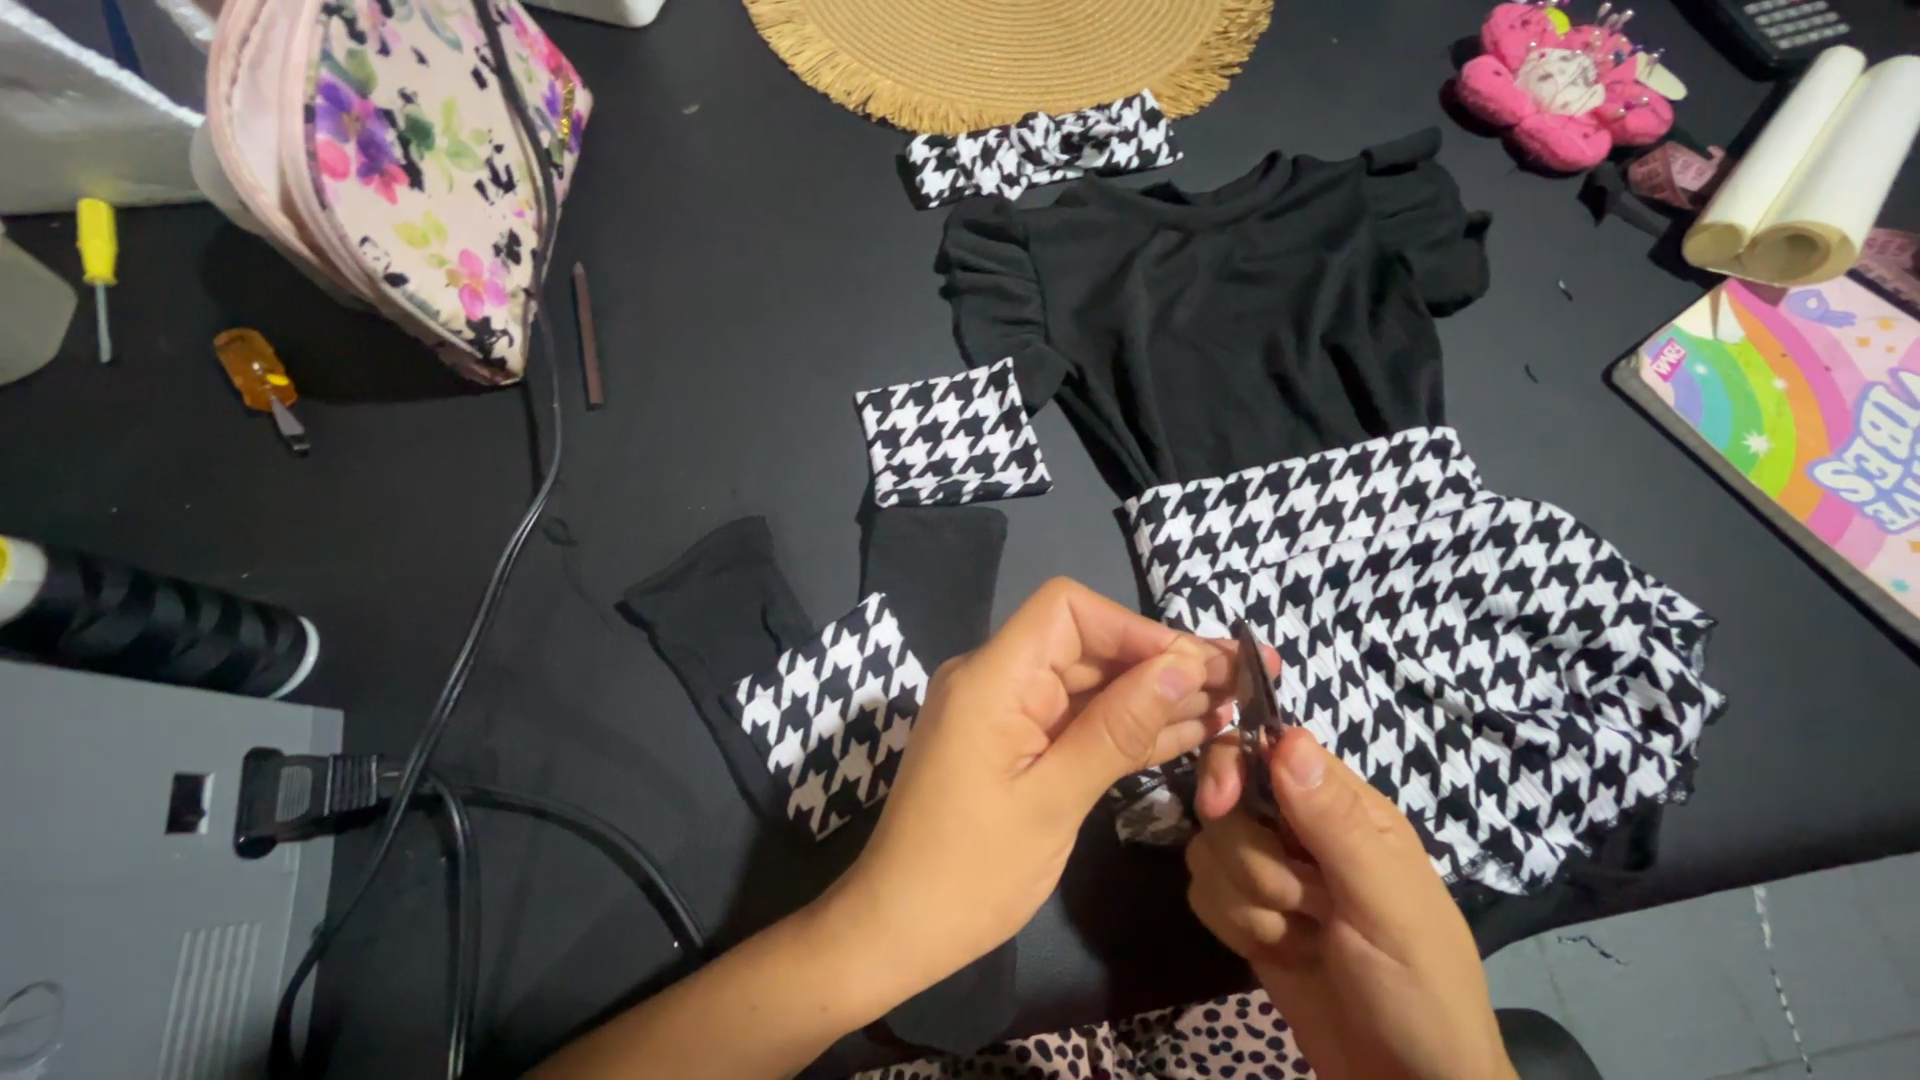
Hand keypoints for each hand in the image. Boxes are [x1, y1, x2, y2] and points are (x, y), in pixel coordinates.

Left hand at [820, 578, 1243, 1000]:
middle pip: (1085, 645)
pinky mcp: (1013, 742)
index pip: (1068, 611)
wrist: (900, 929)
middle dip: (1159, 662)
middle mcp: (994, 679)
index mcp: (991, 679)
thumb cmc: (970, 872)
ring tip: (1228, 708)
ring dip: (1151, 696)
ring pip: (1088, 683)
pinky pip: (1074, 719)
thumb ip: (1118, 729)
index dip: (1135, 628)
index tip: (1195, 665)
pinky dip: (1123, 726)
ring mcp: (1003, 712)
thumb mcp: (1053, 801)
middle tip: (1238, 685)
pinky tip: (1187, 733)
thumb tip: (1183, 667)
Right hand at [1185, 726, 1518, 1079]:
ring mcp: (1268, 872)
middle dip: (1250, 861)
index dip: (1231, 768)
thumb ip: (1335, 821)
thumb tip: (1287, 736)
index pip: (1265, 749)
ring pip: (1206, 849)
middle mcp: (1299, 830)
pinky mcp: (1245, 914)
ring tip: (1299, 935)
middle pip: (1224, 802)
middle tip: (1303, 903)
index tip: (1219, 805)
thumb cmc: (1420, 989)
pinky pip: (1201, 892)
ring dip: (1245, 902)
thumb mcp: (1387, 904)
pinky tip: (1276, 950)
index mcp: (1345, 809)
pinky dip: (1233, 925)